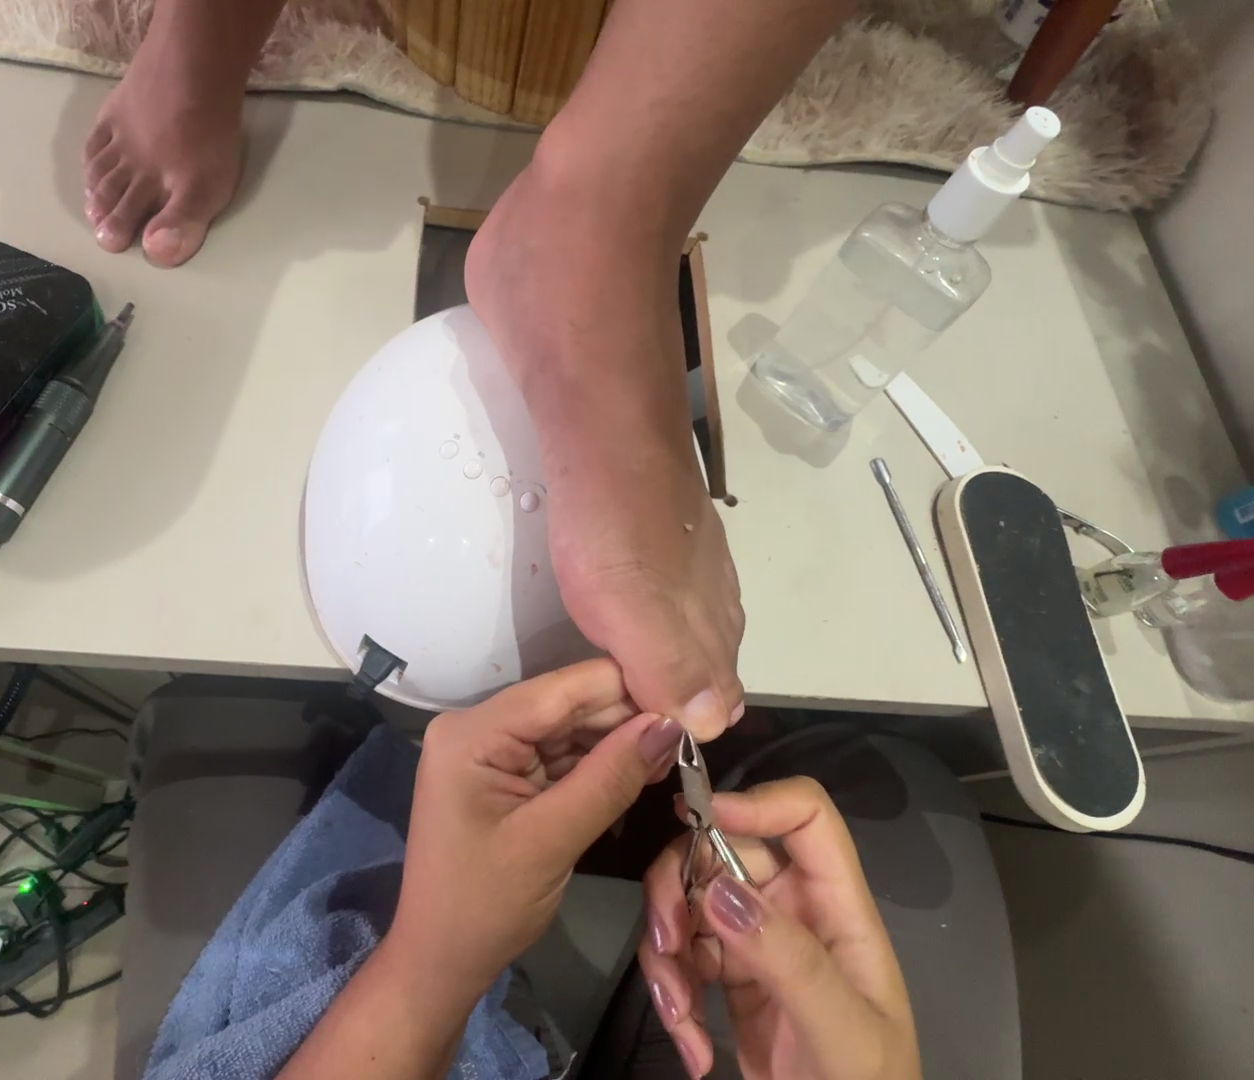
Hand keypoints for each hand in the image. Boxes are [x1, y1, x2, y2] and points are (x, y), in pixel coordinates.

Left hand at [390, 659, 685, 994]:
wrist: (441, 959)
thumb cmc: (484, 906)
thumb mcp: (550, 842)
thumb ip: (609, 779)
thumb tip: (668, 727)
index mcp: (472, 733)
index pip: (560, 690)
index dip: (625, 687)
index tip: (687, 699)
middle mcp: (478, 726)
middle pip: (566, 704)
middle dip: (626, 716)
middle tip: (691, 733)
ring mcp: (491, 747)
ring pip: (569, 726)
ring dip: (619, 738)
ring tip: (678, 751)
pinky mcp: (506, 770)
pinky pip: (561, 752)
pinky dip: (601, 760)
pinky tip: (644, 765)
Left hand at [466, 167, 746, 739]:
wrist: (577, 316)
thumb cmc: (604, 461)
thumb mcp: (633, 580)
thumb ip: (668, 652)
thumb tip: (711, 726)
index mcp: (693, 575)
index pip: (705, 670)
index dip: (680, 719)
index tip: (633, 764)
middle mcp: (671, 542)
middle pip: (674, 628)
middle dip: (647, 680)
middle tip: (594, 725)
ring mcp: (624, 497)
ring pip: (629, 578)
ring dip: (609, 622)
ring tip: (574, 664)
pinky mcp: (578, 459)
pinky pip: (577, 526)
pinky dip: (566, 563)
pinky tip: (542, 574)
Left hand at [546, 449, 745, 740]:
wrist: (612, 439)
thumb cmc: (614, 533)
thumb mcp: (631, 614)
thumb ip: (671, 670)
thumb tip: (711, 729)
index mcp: (713, 637)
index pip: (716, 709)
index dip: (678, 732)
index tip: (629, 745)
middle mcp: (719, 610)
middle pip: (707, 677)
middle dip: (672, 704)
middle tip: (616, 720)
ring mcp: (702, 573)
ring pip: (692, 638)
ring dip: (664, 665)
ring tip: (623, 680)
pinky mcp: (680, 544)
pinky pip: (675, 601)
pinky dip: (654, 624)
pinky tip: (629, 619)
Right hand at [638, 778, 919, 1079]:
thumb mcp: (843, 1035)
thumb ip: (788, 961)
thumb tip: (719, 889)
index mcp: (837, 906)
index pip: (805, 817)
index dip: (755, 801)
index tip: (697, 818)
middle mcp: (793, 907)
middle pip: (722, 848)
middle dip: (679, 887)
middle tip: (665, 941)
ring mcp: (755, 936)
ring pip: (688, 898)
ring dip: (667, 951)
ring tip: (678, 1014)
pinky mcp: (725, 971)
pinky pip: (679, 950)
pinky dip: (671, 990)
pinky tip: (690, 1043)